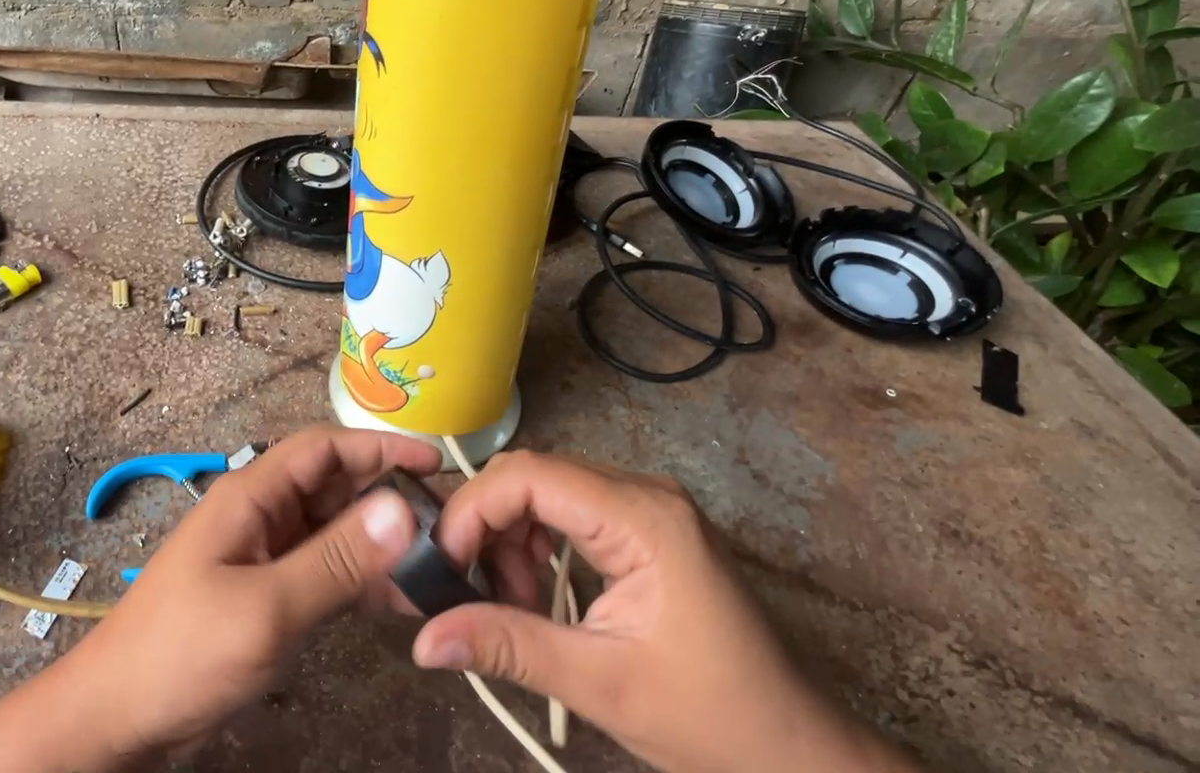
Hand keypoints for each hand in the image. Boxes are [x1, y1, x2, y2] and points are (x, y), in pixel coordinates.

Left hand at [67, 426, 441, 758]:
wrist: (120, 714)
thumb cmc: (186, 650)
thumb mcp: (267, 606)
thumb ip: (337, 559)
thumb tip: (404, 507)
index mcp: (251, 496)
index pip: (322, 448)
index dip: (379, 447)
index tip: (436, 463)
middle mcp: (259, 514)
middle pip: (331, 486)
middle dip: (386, 497)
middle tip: (448, 525)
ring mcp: (261, 554)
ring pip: (331, 530)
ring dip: (377, 543)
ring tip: (433, 566)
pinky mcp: (264, 592)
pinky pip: (321, 570)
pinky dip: (357, 579)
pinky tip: (396, 600)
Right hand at [413, 451, 917, 772]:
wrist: (797, 750)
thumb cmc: (711, 719)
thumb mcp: (600, 685)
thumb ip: (507, 647)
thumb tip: (424, 641)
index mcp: (642, 518)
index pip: (529, 476)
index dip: (473, 510)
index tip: (445, 565)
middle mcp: (643, 492)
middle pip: (531, 475)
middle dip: (487, 527)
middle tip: (471, 589)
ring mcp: (646, 505)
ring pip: (543, 490)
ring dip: (509, 540)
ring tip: (510, 604)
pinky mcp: (643, 526)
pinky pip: (566, 510)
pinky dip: (535, 546)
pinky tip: (535, 596)